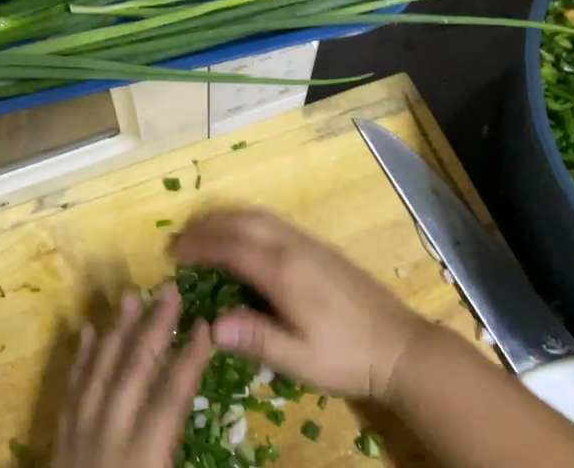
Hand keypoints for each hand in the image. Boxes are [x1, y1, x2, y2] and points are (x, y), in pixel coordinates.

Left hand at [53, 283, 213, 467]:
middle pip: (135, 370)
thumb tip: (191, 399)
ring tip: (130, 295)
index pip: (172, 395)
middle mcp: (112, 431)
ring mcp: (81, 430)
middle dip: (154, 326)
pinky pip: (71, 388)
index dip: (190, 358)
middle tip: (170, 289)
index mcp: (146, 452)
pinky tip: (87, 329)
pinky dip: (81, 356)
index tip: (205, 325)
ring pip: (100, 369)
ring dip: (117, 329)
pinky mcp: (60, 435)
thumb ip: (175, 438)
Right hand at [173, 207, 427, 401]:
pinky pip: (272, 221)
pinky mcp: (320, 247)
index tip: (172, 253)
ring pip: (258, 216)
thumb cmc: (347, 357)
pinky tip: (242, 237)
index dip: (198, 247)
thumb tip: (209, 325)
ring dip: (225, 219)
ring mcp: (308, 243)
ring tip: (203, 232)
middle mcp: (292, 247)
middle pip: (241, 221)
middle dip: (206, 226)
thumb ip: (254, 337)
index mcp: (282, 271)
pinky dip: (246, 221)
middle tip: (179, 239)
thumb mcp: (299, 358)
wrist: (401, 347)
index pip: (230, 248)